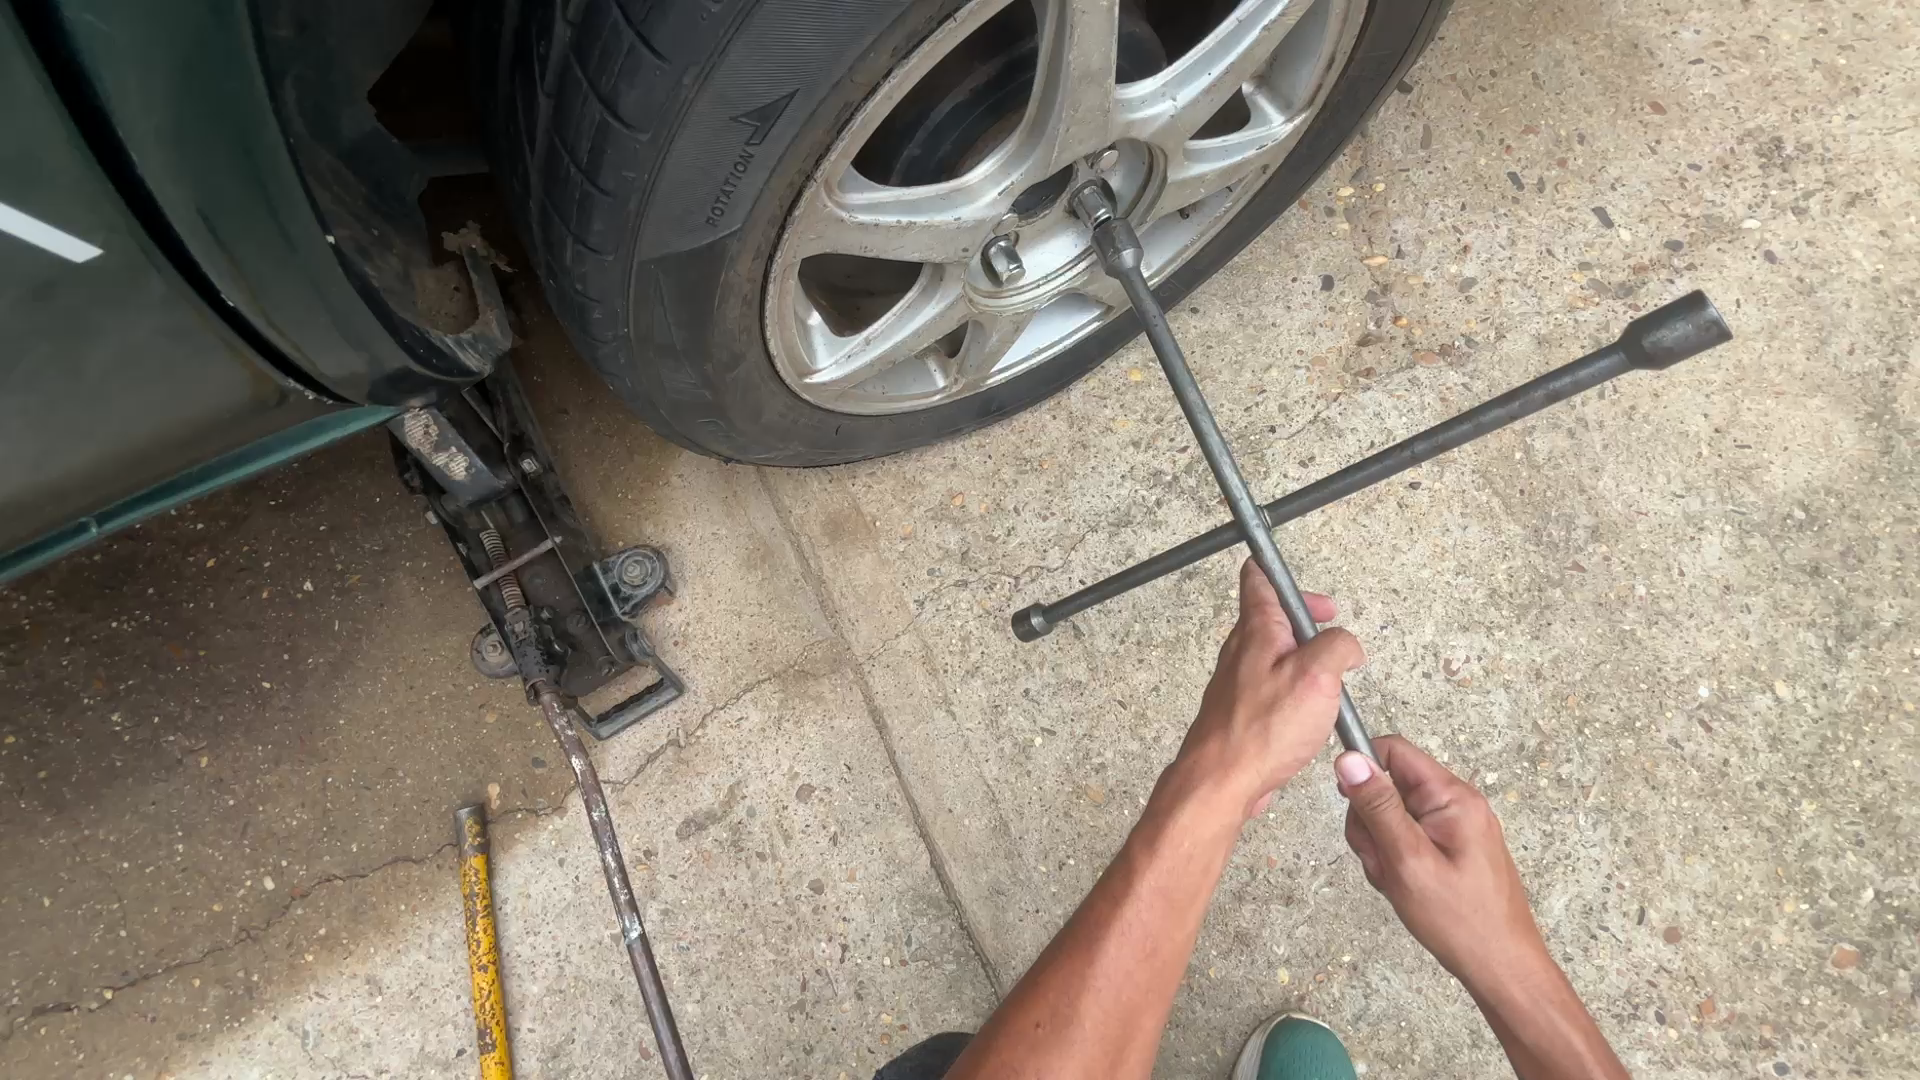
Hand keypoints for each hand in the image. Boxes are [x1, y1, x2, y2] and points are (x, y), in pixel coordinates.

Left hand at [1168, 559, 1364, 819]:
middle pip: (1269, 614)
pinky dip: (1294, 682)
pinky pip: (1270, 681)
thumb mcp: (1316, 675)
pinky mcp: (1242, 706)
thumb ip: (1336, 647)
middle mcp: (1242, 648)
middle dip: (1303, 614)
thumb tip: (1346, 643)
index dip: (1279, 569)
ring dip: (1302, 650)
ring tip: (1329, 666)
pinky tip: (1311, 705)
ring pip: (1271, 649)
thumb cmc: (1263, 727)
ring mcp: (1239, 678)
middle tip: (1330, 621)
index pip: (1257, 579)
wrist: (1223, 775)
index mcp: (1257, 630)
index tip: (1308, 580)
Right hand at [1336, 736, 1551, 989]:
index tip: (1348, 800)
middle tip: (1381, 858)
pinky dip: (1392, 856)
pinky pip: (1402, 835)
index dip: (1362, 767)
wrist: (1502, 972)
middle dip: (1369, 820)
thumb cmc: (1459, 920)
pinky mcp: (1447, 845)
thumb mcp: (1408, 859)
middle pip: (1386, 784)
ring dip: (1378, 844)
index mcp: (1452, 797)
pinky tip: (1402, 883)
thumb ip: (1377, 806)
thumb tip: (1348, 757)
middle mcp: (1454, 803)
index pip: (1393, 750)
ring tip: (1394, 877)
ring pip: (1388, 813)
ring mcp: (1451, 826)